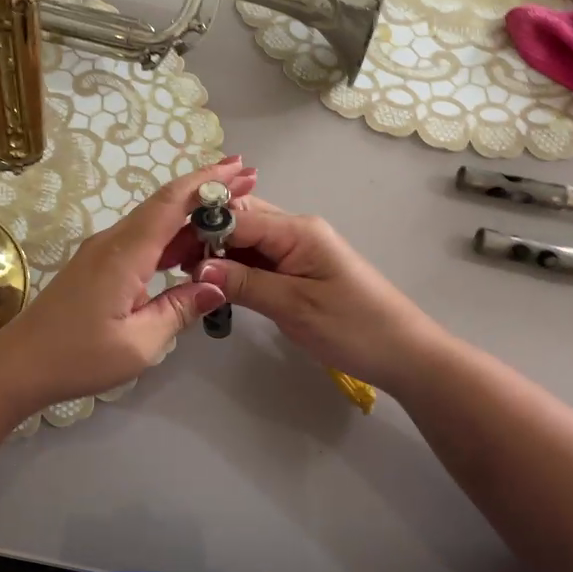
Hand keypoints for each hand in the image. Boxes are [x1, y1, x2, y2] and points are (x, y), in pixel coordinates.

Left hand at [0, 158, 257, 413]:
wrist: (21, 363)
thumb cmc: (78, 357)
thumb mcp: (139, 344)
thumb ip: (179, 310)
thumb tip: (215, 284)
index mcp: (123, 254)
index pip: (170, 204)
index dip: (207, 182)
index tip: (241, 168)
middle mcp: (111, 242)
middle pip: (162, 204)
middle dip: (206, 188)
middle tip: (248, 180)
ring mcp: (101, 251)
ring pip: (151, 221)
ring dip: (189, 212)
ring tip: (231, 209)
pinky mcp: (96, 265)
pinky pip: (140, 239)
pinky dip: (170, 235)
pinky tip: (191, 245)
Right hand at [186, 198, 449, 392]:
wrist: (407, 355)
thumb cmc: (355, 328)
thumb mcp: (294, 307)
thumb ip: (244, 283)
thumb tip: (197, 267)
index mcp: (297, 230)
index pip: (235, 216)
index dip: (198, 230)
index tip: (165, 253)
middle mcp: (295, 229)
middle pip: (237, 219)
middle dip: (201, 236)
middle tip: (167, 263)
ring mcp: (297, 248)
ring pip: (244, 238)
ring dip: (214, 251)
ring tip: (182, 273)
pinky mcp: (297, 267)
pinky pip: (255, 257)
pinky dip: (232, 266)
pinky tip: (212, 281)